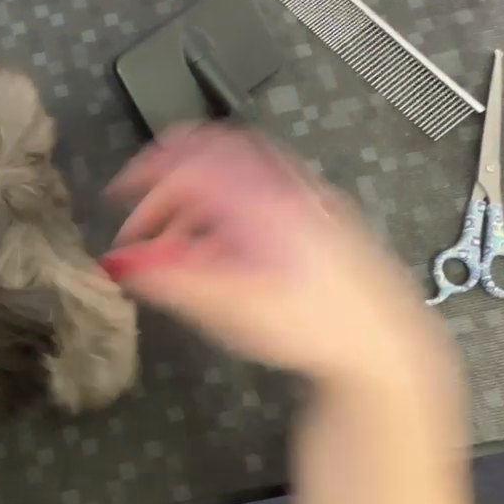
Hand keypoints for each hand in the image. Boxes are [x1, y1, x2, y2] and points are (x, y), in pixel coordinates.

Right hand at [101, 124, 453, 390]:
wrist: (385, 348)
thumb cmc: (315, 327)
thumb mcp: (227, 307)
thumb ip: (167, 280)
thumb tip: (121, 262)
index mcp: (260, 201)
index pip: (189, 163)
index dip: (145, 174)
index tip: (119, 194)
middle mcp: (287, 189)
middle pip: (214, 156)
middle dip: (167, 182)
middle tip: (143, 218)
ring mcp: (308, 200)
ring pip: (238, 175)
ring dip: (195, 200)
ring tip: (175, 243)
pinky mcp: (321, 219)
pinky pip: (261, 191)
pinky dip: (224, 209)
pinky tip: (218, 248)